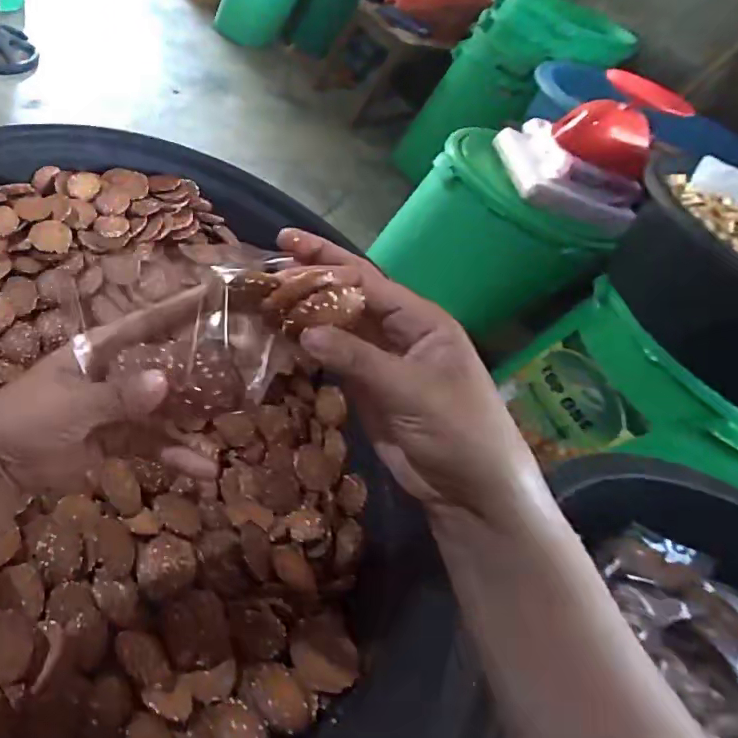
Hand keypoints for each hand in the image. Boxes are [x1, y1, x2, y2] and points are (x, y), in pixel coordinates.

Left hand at [0, 288, 215, 515]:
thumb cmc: (28, 418)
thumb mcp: (73, 404)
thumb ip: (120, 396)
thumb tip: (166, 381)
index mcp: (96, 350)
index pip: (142, 324)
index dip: (175, 309)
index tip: (210, 293)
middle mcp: (111, 374)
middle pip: (160, 366)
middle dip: (195, 371)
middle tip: (238, 368)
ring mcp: (114, 408)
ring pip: (160, 410)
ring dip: (189, 423)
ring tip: (222, 434)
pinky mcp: (115, 441)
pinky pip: (151, 443)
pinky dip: (174, 454)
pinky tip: (201, 469)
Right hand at [275, 229, 549, 530]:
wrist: (471, 492)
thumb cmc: (459, 431)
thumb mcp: (411, 390)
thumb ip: (358, 359)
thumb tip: (303, 332)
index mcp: (420, 320)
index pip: (366, 280)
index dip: (326, 261)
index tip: (288, 244)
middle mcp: (398, 332)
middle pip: (349, 296)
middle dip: (312, 276)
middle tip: (271, 258)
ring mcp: (380, 360)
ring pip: (337, 325)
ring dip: (305, 311)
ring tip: (266, 295)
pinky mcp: (366, 387)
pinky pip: (332, 357)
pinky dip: (308, 346)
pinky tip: (281, 335)